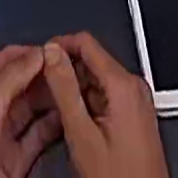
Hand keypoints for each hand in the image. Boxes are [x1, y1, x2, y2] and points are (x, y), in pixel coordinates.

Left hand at [0, 45, 61, 177]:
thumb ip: (8, 83)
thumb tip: (32, 55)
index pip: (6, 60)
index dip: (30, 53)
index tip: (56, 51)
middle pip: (23, 83)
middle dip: (46, 77)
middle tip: (71, 72)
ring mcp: (3, 136)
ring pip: (33, 110)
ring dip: (53, 101)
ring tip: (74, 93)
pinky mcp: (16, 160)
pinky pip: (39, 136)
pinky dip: (54, 128)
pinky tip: (68, 121)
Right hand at [40, 33, 168, 177]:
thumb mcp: (83, 135)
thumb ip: (64, 88)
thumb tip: (52, 53)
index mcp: (125, 86)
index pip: (85, 42)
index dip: (59, 46)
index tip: (41, 59)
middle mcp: (135, 89)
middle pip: (90, 60)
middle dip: (65, 71)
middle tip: (44, 88)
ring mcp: (137, 103)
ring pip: (95, 79)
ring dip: (74, 89)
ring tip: (57, 111)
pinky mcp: (134, 117)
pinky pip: (104, 96)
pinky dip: (86, 104)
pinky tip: (75, 124)